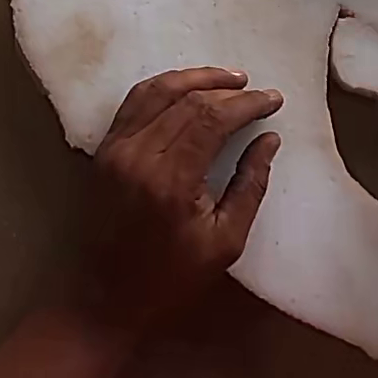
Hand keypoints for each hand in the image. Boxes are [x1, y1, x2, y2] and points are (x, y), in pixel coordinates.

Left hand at [77, 68, 282, 333]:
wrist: (105, 300)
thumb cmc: (172, 278)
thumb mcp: (225, 241)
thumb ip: (250, 184)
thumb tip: (270, 139)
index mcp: (170, 180)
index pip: (212, 119)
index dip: (247, 104)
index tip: (273, 99)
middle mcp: (138, 154)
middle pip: (187, 100)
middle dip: (227, 90)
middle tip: (256, 90)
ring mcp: (116, 148)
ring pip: (157, 90)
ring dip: (195, 77)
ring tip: (228, 78)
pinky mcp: (104, 149)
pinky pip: (135, 101)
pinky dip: (163, 86)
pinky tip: (186, 87)